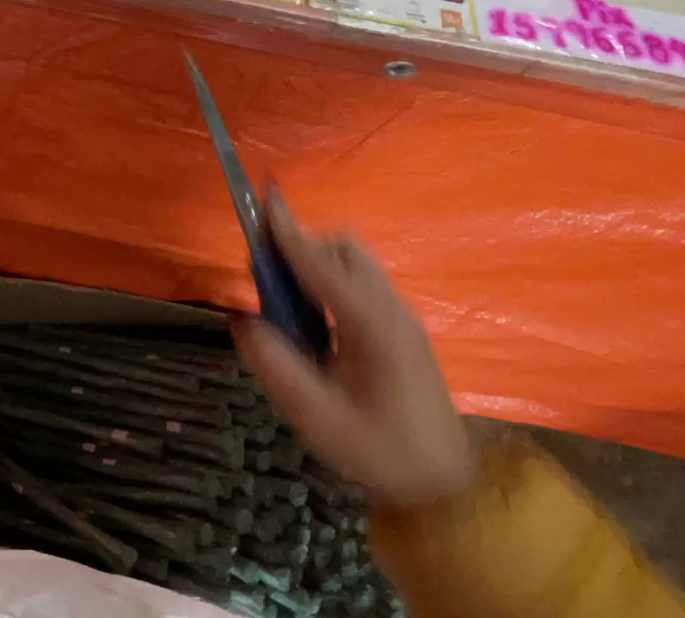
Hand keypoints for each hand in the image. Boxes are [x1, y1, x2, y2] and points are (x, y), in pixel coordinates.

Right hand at [231, 193, 476, 507]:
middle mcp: (391, 309)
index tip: (264, 199)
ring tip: (287, 303)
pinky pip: (360, 282)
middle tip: (267, 278)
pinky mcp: (402, 326)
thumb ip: (271, 362)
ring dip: (315, 263)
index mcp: (372, 326)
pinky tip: (313, 320)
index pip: (322, 264)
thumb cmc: (377, 450)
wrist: (445, 486)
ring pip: (354, 261)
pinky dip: (328, 281)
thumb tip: (239, 317)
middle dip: (302, 245)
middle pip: (344, 248)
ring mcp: (401, 315)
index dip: (290, 231)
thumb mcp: (313, 415)